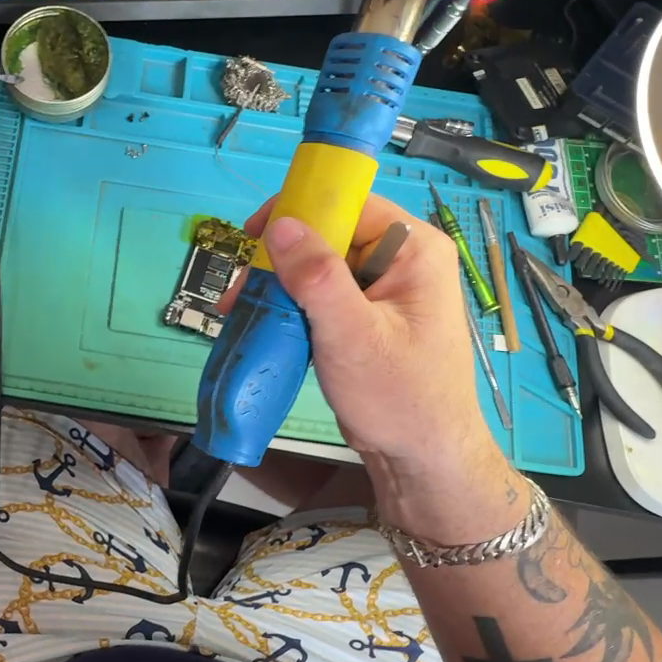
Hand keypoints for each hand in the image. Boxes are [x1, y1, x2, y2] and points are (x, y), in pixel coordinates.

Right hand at [225, 195, 524, 539]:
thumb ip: (317, 276)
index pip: (349, 204)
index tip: (252, 236)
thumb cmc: (397, 396)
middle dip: (280, 258)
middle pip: (329, 235)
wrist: (420, 457)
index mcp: (413, 249)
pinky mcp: (367, 317)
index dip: (298, 211)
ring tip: (243, 311)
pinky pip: (322, 295)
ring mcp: (384, 290)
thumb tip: (279, 225)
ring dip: (280, 286)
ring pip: (320, 267)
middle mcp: (402, 260)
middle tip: (241, 291)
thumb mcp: (351, 334)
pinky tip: (267, 324)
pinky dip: (292, 306)